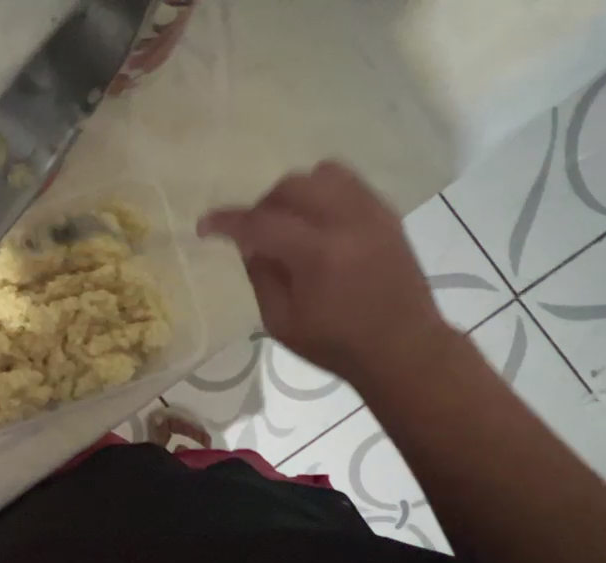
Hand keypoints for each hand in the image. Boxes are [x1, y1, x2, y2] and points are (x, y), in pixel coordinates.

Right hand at [198, 162, 457, 385]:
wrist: (401, 345)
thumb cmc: (334, 343)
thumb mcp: (280, 321)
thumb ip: (261, 276)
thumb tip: (248, 243)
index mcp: (316, 254)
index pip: (260, 223)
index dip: (226, 222)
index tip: (204, 227)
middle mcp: (345, 221)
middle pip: (292, 187)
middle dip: (263, 206)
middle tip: (254, 234)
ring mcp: (371, 213)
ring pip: (323, 174)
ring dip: (296, 194)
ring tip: (288, 223)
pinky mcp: (386, 214)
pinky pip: (348, 184)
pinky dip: (323, 195)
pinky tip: (316, 224)